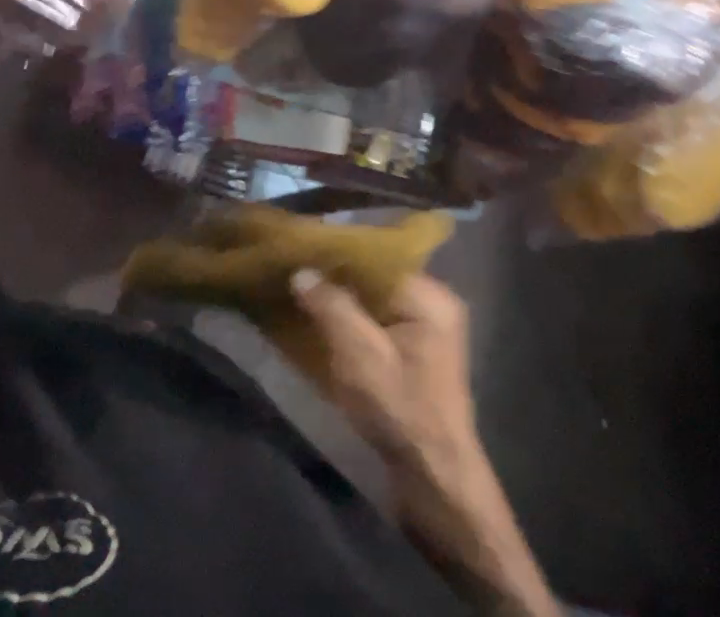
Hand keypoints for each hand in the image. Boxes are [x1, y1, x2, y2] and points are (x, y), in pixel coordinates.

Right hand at [292, 270, 562, 616]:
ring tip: (293, 286)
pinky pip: (373, 317)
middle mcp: (432, 304)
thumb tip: (302, 270)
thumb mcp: (359, 353)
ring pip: (370, 297)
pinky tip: (315, 316)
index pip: (374, 256)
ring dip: (335, 295)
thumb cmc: (399, 407)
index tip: (293, 246)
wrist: (432, 471)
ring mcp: (424, 327)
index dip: (332, 251)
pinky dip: (346, 315)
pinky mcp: (411, 349)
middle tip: (287, 266)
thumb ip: (331, 306)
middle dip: (330, 273)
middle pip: (372, 275)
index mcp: (429, 297)